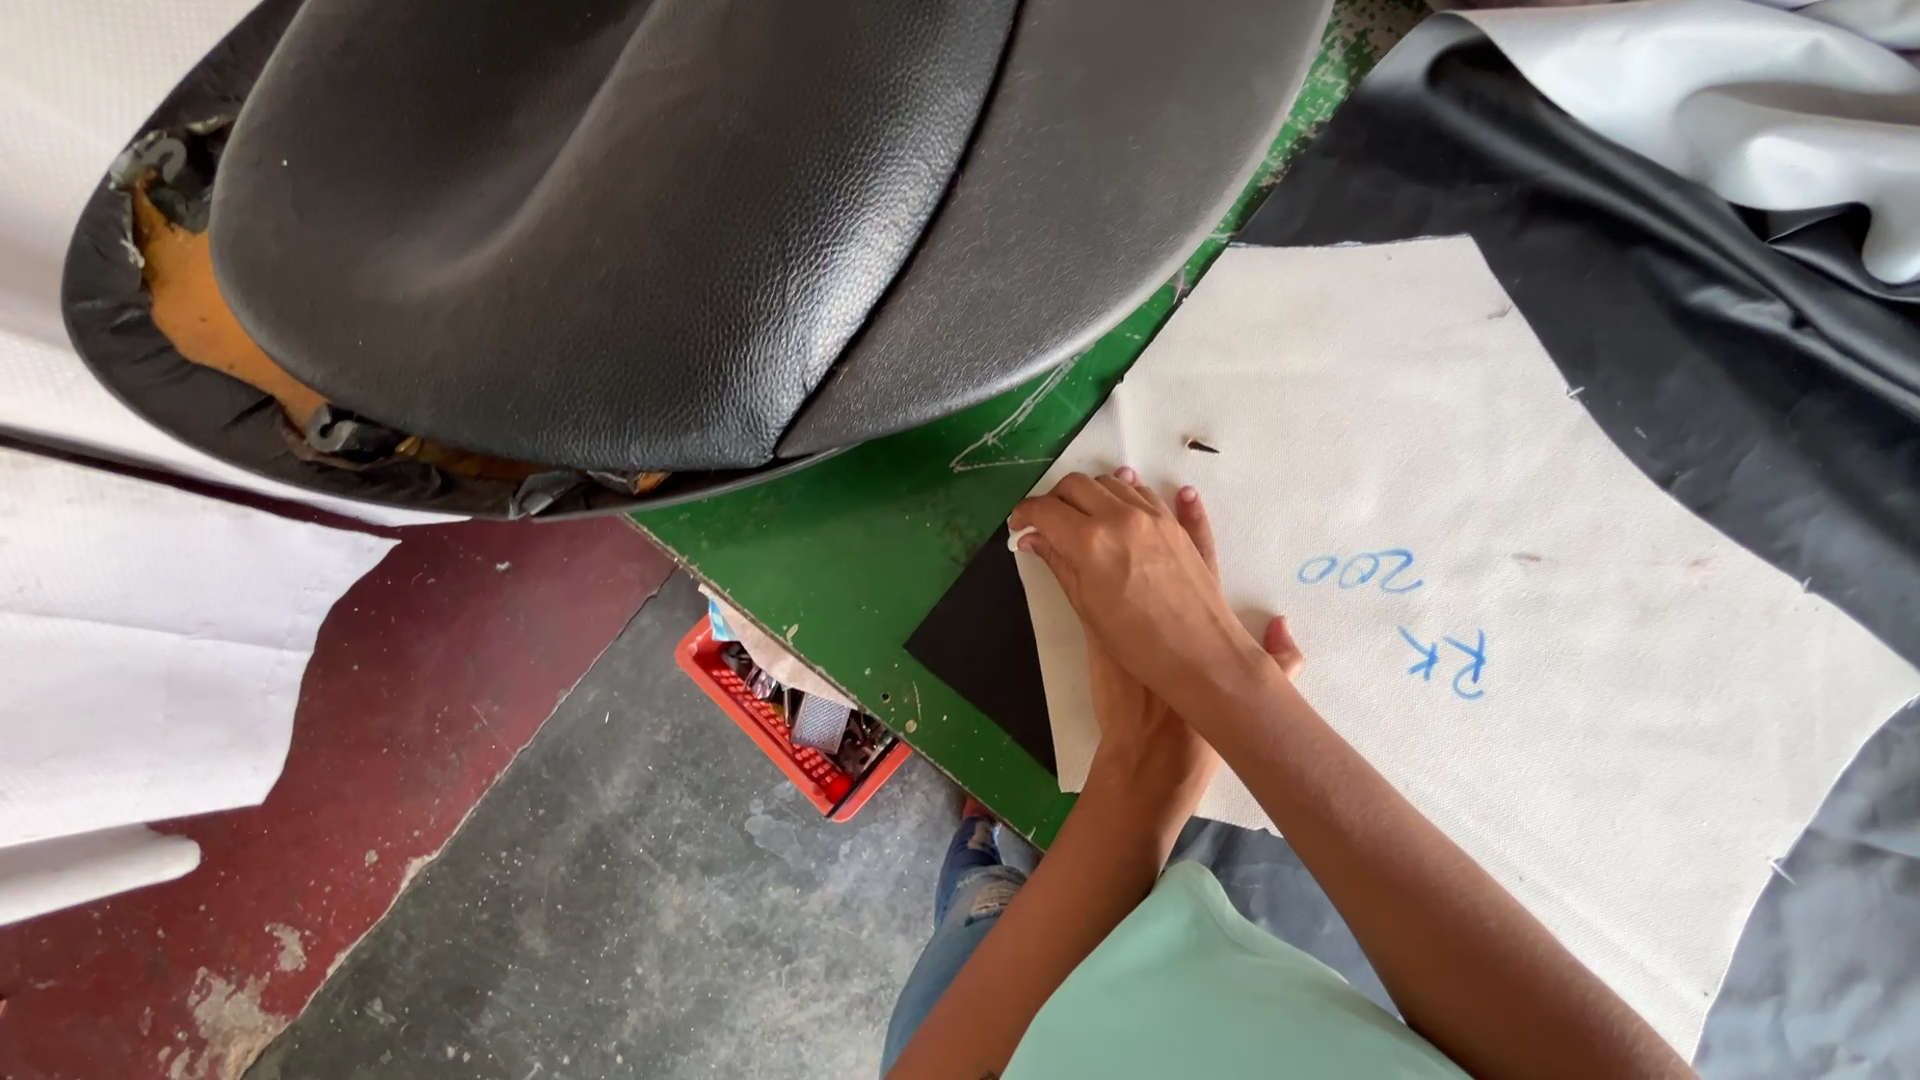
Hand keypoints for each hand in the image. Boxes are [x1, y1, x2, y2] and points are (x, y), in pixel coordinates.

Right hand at [1012, 469, 1297, 716]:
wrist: (1201, 656)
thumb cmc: (1136, 643)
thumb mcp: (1086, 605)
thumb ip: (1058, 563)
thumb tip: (1031, 538)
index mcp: (1091, 540)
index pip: (1046, 509)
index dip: (1025, 513)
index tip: (1018, 525)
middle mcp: (1121, 516)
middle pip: (1076, 484)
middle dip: (1054, 499)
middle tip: (1047, 523)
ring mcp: (1154, 515)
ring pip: (1112, 482)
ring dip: (1090, 494)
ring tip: (1083, 519)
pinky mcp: (1177, 523)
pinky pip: (1148, 492)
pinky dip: (1130, 491)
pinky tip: (1125, 499)